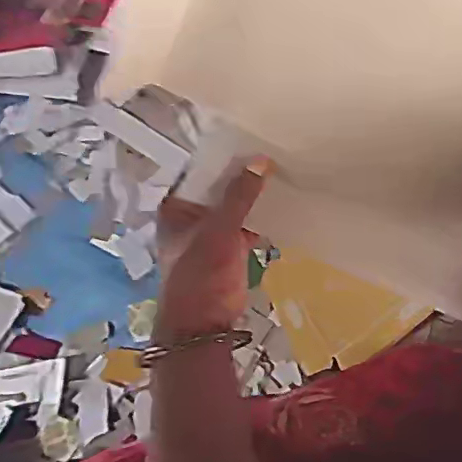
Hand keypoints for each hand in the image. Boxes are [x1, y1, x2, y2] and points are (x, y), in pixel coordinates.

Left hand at [155, 159, 267, 341]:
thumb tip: (261, 161)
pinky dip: (264, 215)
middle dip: (245, 176)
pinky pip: (250, 223)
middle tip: (275, 154)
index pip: (200, 173)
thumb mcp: (219, 230)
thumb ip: (240, 196)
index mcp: (176, 208)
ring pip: (237, 206)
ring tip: (284, 174)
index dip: (224, 158)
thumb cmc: (200, 274)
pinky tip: (285, 204)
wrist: (204, 320)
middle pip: (221, 188)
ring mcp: (213, 232)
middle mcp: (192, 216)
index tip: (252, 141)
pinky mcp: (232, 247)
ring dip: (256, 196)